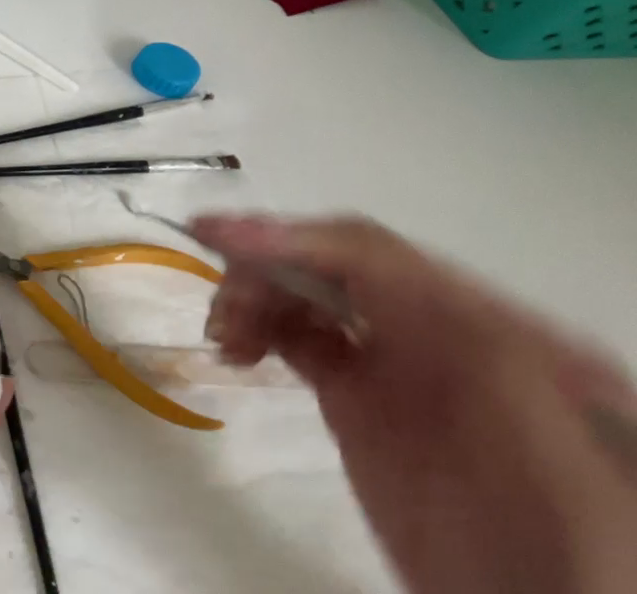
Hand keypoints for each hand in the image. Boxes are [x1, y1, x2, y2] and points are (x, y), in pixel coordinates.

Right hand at [194, 215, 636, 593]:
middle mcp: (440, 334)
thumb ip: (463, 349)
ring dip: (251, 298)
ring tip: (223, 338)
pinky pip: (300, 337)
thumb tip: (375, 286)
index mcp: (493, 329)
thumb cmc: (567, 544)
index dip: (292, 238)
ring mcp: (399, 369)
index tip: (213, 236)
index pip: (375, 255)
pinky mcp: (363, 401)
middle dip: (260, 271)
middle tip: (219, 315)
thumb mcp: (538, 439)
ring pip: (305, 296)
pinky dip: (257, 327)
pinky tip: (235, 347)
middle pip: (329, 266)